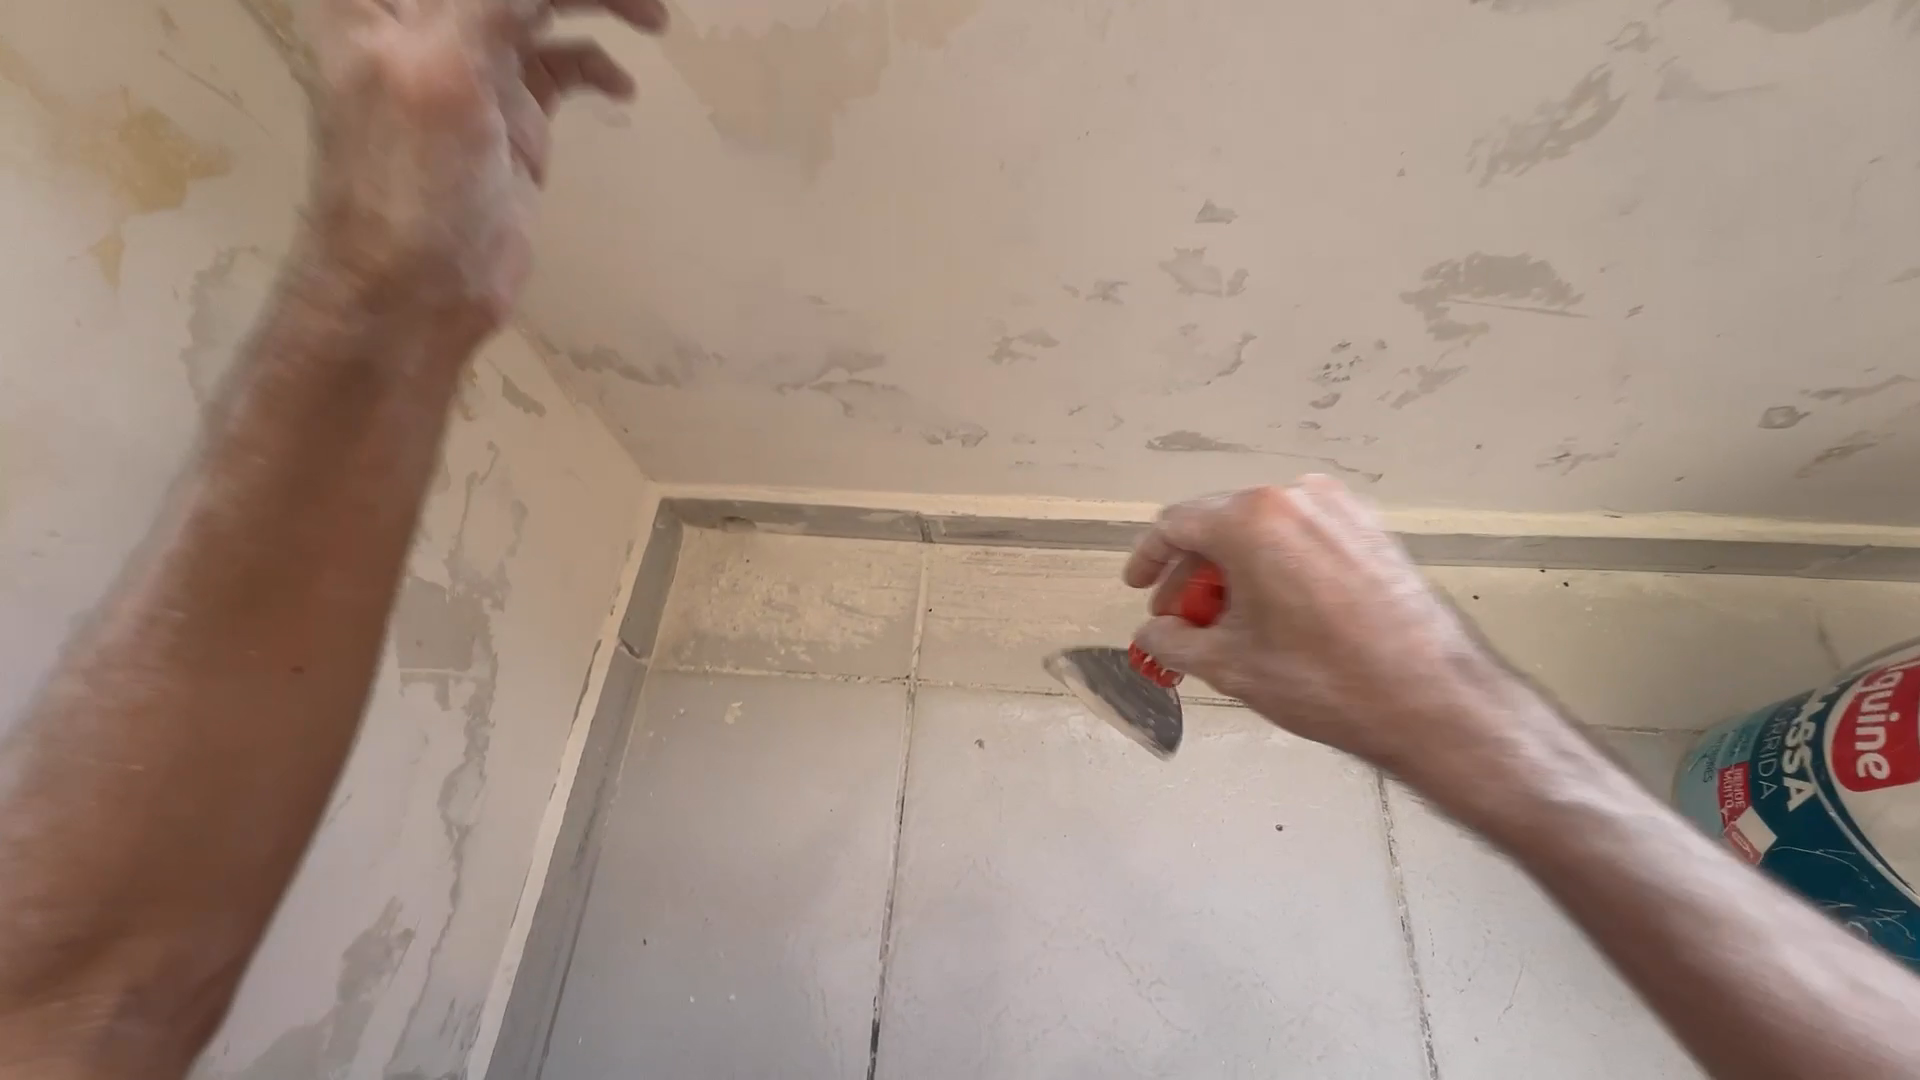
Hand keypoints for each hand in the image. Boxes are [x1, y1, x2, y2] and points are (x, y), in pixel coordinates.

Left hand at [303, 0, 666, 325]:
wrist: (422, 287)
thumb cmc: (414, 184)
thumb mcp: (441, 71)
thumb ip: (487, 4)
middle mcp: (427, 15)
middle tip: (649, 5)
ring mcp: (477, 66)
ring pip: (541, 7)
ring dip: (596, 5)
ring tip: (654, 20)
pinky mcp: (513, 115)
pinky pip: (560, 67)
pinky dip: (595, 66)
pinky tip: (623, 87)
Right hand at [1124, 478, 1530, 776]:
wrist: (1435, 700)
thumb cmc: (1320, 678)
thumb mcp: (1227, 664)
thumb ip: (1170, 641)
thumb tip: (1149, 634)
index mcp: (1249, 519)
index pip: (1174, 525)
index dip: (1148, 559)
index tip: (1139, 590)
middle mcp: (1293, 497)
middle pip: (1218, 524)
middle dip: (1190, 573)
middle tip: (1179, 620)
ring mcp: (1339, 508)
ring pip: (1261, 530)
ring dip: (1232, 571)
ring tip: (1229, 621)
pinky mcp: (1371, 529)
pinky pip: (1300, 536)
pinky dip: (1273, 565)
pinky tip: (1276, 610)